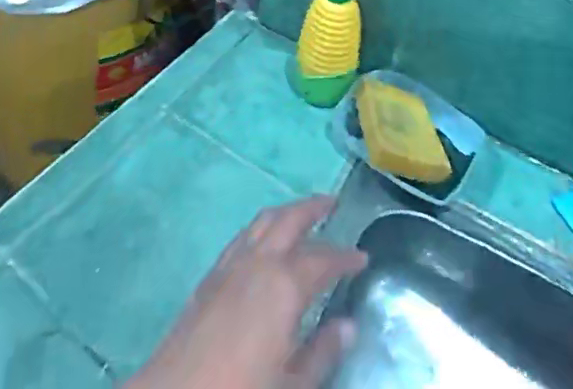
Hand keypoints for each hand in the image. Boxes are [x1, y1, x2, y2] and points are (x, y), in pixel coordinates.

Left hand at [126, 196, 367, 388]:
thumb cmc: (242, 388)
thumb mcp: (294, 383)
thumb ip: (323, 351)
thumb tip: (347, 325)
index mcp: (283, 284)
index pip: (323, 259)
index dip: (345, 257)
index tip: (363, 256)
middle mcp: (257, 262)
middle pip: (288, 220)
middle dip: (312, 208)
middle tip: (333, 202)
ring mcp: (229, 265)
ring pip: (262, 222)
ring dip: (285, 213)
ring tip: (301, 214)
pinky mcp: (210, 276)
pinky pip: (243, 237)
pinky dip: (261, 229)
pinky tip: (264, 243)